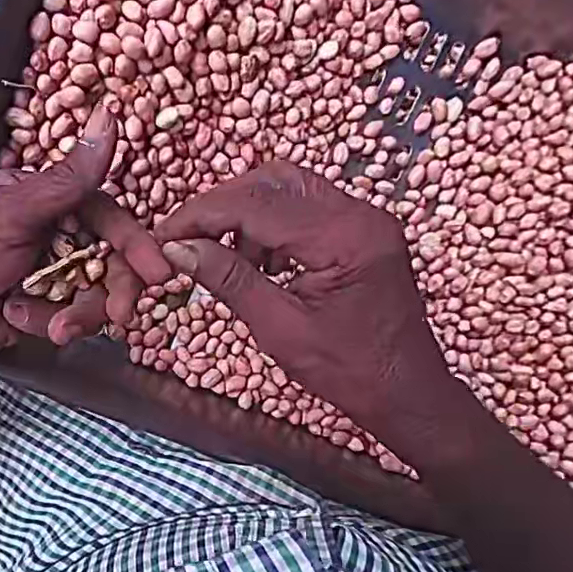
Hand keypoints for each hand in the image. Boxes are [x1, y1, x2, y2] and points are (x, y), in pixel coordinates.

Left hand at [0, 106, 172, 417]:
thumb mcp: (13, 211)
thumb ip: (68, 178)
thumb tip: (107, 118)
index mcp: (42, 199)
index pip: (105, 214)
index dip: (133, 242)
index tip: (156, 270)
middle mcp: (49, 233)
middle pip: (109, 258)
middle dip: (116, 287)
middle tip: (121, 313)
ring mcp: (46, 273)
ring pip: (96, 292)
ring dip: (82, 312)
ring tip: (56, 326)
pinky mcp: (42, 309)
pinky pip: (71, 317)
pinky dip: (52, 322)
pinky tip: (20, 319)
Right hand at [154, 162, 467, 450]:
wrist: (406, 391)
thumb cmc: (349, 372)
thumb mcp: (280, 329)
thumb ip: (230, 280)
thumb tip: (179, 250)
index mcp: (344, 237)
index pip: (256, 204)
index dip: (202, 215)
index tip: (166, 234)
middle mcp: (360, 213)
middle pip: (273, 181)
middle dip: (221, 205)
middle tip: (186, 238)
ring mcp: (365, 218)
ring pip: (288, 188)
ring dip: (244, 212)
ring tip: (218, 253)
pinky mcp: (362, 230)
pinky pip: (305, 207)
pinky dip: (270, 224)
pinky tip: (255, 259)